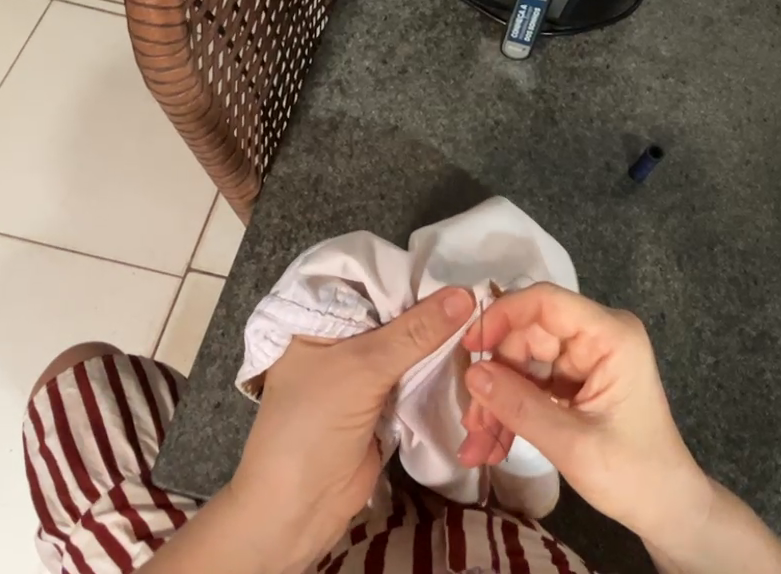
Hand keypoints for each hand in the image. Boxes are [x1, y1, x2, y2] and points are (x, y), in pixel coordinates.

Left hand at [220, 286, 474, 572]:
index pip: (371, 279)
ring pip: (410, 343)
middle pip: (395, 311)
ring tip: (485, 321)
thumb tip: (465, 294)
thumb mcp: (362, 369)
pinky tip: (471, 355)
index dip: (412, 274)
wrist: (296, 513)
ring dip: (441, 339)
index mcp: (319, 315)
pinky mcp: (383, 401)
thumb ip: (414, 332)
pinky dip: (440, 368)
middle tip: (482, 294)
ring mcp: (362, 370)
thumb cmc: (312, 427)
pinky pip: (416, 374)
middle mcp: (341, 336)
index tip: (459, 266)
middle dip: (433, 307)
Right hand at [457, 284, 711, 547]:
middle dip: (495, 376)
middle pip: (528, 334)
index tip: (469, 347)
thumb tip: (470, 373)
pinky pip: (529, 382)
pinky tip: (491, 444)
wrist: (667, 510)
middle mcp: (596, 335)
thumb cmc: (633, 474)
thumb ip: (519, 405)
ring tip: (477, 445)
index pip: (547, 301)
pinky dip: (509, 410)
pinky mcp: (574, 380)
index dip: (504, 315)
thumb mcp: (572, 444)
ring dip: (496, 400)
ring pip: (522, 361)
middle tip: (471, 422)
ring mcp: (584, 357)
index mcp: (611, 335)